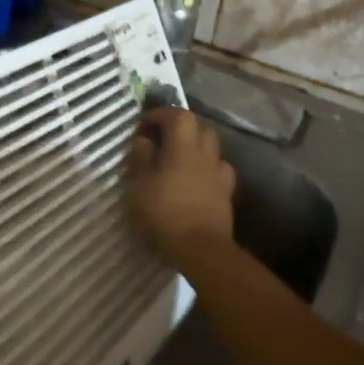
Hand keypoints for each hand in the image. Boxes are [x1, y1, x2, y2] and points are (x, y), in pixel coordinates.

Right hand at [125, 106, 235, 265]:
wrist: (201, 250)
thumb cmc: (163, 214)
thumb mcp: (137, 186)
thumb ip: (140, 158)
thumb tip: (143, 139)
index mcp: (182, 148)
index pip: (178, 115)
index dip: (160, 114)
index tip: (143, 125)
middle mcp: (205, 155)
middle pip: (199, 127)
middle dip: (180, 127)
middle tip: (160, 138)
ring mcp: (219, 174)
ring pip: (211, 148)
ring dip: (195, 146)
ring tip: (178, 158)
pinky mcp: (226, 194)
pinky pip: (218, 170)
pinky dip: (206, 168)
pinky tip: (196, 179)